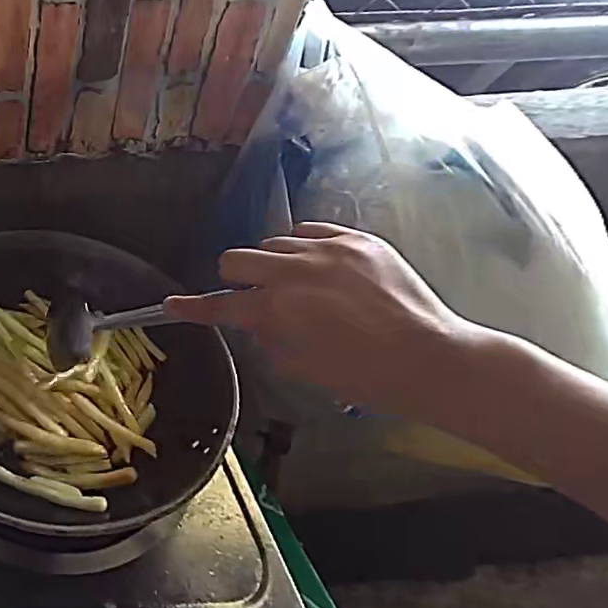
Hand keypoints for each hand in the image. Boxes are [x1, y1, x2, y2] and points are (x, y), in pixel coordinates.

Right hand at [165, 223, 489, 414]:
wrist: (435, 359)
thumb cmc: (365, 376)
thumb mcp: (301, 367)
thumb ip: (266, 337)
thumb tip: (253, 319)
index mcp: (280, 311)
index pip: (221, 305)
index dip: (192, 307)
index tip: (172, 304)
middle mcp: (296, 272)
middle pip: (237, 259)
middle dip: (238, 279)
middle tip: (257, 296)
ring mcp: (328, 250)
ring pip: (273, 243)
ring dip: (275, 264)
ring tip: (301, 284)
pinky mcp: (358, 239)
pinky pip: (310, 230)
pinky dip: (305, 248)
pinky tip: (323, 268)